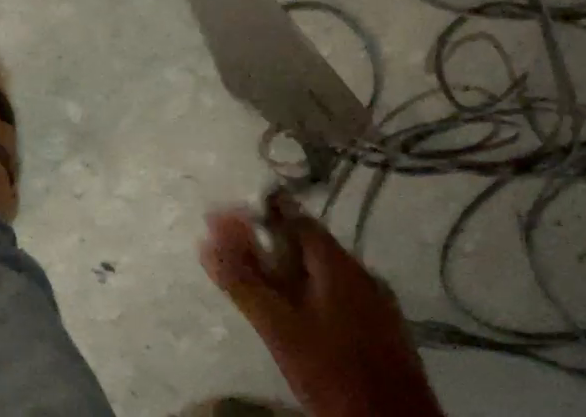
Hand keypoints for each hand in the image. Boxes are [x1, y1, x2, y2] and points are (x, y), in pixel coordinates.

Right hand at [201, 199, 442, 416]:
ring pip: (321, 273)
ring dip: (284, 270)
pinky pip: (335, 296)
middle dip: (266, 244)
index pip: (296, 219)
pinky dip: (305, 292)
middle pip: (308, 246)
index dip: (257, 215)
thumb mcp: (277, 326)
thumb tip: (206, 243)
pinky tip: (288, 311)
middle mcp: (364, 277)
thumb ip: (241, 282)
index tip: (224, 223)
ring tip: (252, 282)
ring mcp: (376, 305)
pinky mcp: (380, 331)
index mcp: (341, 267)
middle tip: (231, 253)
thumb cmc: (332, 371)